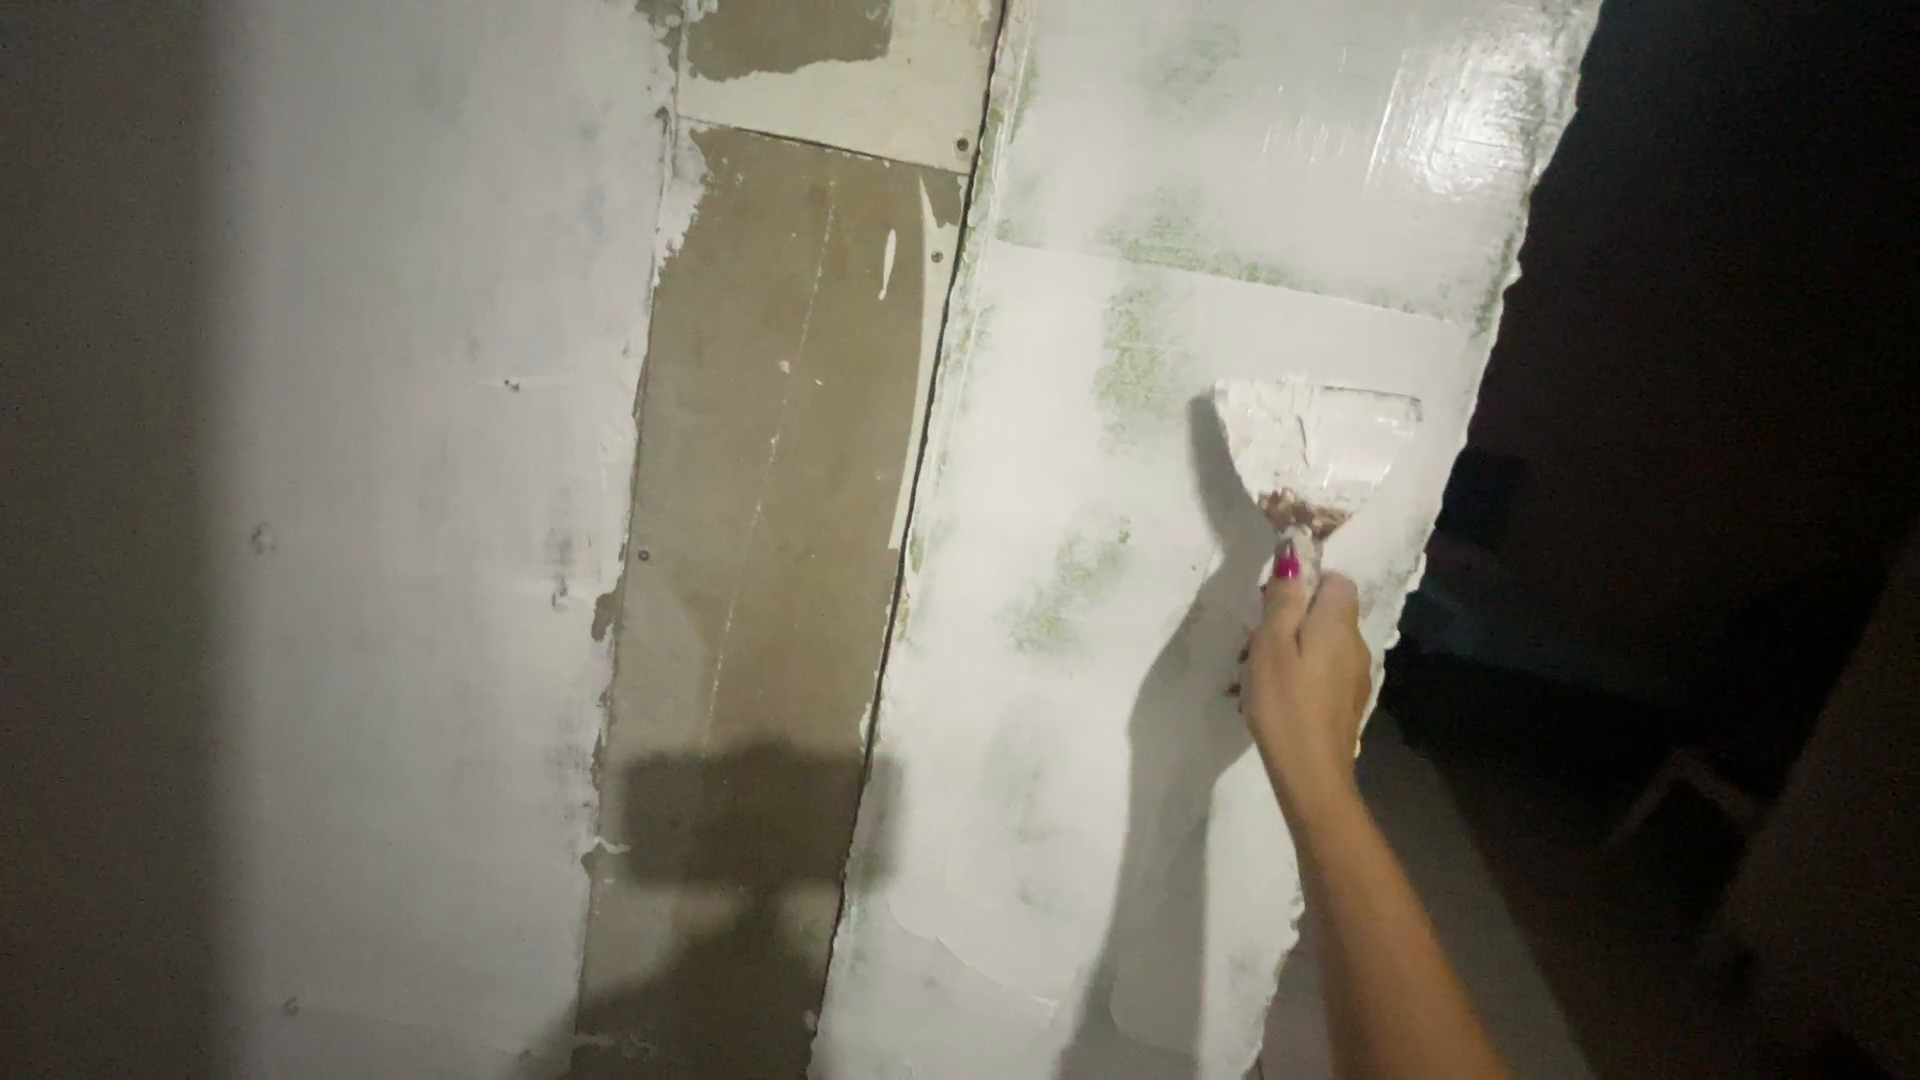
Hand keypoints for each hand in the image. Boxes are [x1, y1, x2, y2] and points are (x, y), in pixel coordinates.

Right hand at [1243, 563, 1371, 821]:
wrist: (1311, 770)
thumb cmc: (1283, 700)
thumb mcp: (1270, 643)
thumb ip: (1283, 599)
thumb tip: (1293, 557)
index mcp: (1337, 624)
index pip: (1338, 580)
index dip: (1309, 581)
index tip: (1275, 600)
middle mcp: (1356, 643)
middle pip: (1332, 610)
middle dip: (1299, 613)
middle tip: (1260, 637)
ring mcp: (1357, 674)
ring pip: (1328, 640)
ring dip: (1300, 643)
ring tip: (1266, 667)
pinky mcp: (1350, 699)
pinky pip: (1328, 667)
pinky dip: (1307, 668)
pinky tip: (1284, 692)